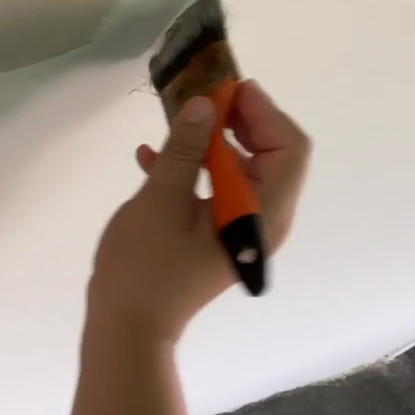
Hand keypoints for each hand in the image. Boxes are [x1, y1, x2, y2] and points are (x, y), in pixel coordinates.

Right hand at [88, 80, 311, 343]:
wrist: (126, 326)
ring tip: (178, 121)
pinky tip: (152, 158)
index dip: (263, 112)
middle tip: (204, 98)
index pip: (288, 149)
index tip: (227, 88)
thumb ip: (186, 151)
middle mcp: (263, 222)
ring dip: (212, 144)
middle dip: (239, 123)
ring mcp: (237, 232)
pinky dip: (193, 172)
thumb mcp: (160, 202)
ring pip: (240, 174)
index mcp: (262, 214)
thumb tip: (205, 105)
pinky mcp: (212, 240)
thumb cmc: (144, 267)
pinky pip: (214, 194)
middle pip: (269, 159)